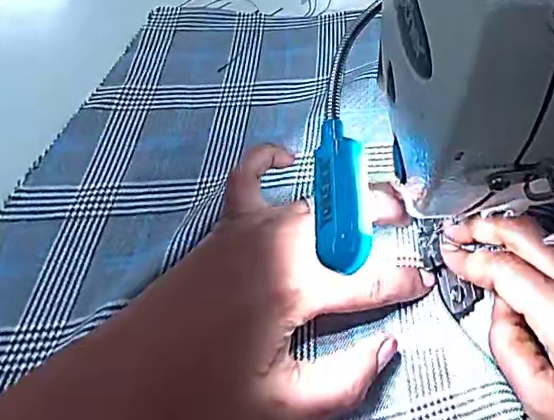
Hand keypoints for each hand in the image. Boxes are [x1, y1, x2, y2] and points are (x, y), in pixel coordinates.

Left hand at [0, 144, 432, 419]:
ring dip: (343, 195)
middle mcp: (276, 245)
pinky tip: (286, 157)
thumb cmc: (201, 397)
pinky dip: (267, 159)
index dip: (401, 281)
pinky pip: (248, 177)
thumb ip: (342, 382)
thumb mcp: (280, 407)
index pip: (366, 280)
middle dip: (382, 214)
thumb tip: (388, 347)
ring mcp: (248, 228)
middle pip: (343, 220)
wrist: (130, 381)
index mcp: (294, 289)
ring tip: (371, 196)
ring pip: (308, 200)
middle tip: (409, 214)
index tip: (423, 281)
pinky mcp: (225, 225)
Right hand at [441, 215, 553, 419]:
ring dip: (506, 235)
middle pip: (525, 233)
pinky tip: (512, 265)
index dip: (470, 259)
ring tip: (478, 241)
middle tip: (457, 229)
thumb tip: (499, 314)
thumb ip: (507, 345)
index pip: (504, 268)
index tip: (450, 254)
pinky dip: (527, 253)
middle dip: (485, 225)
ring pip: (542, 240)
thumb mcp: (541, 400)